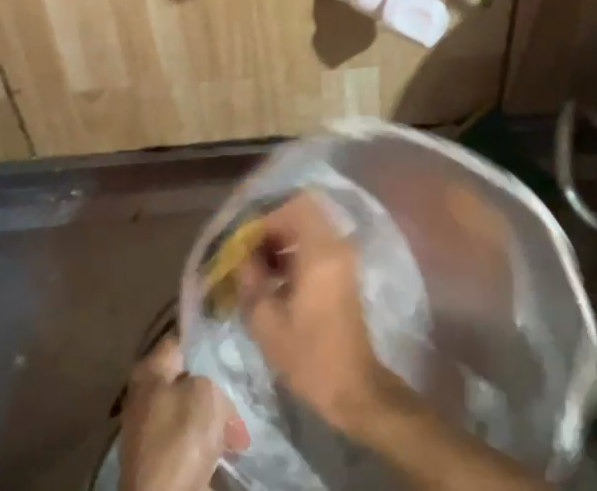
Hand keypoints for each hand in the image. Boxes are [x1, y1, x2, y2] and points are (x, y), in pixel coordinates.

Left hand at [119, 335, 248, 490]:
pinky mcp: (160, 457)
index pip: (179, 341)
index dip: (204, 340)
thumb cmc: (181, 436)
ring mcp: (150, 428)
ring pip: (191, 411)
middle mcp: (144, 395)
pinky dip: (208, 443)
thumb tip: (210, 392)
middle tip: (241, 393)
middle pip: (187, 379)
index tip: (229, 340)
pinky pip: (190, 440)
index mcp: (149, 371)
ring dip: (216, 419)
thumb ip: (209, 379)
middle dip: (216, 387)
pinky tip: (228, 447)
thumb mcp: (204, 392)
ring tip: (239, 431)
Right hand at [237, 193, 400, 432]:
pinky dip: (296, 257)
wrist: (353, 389)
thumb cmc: (308, 355)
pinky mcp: (345, 277)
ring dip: (284, 244)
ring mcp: (345, 262)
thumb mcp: (265, 321)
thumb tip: (242, 257)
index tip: (247, 244)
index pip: (295, 206)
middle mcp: (337, 247)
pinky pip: (318, 249)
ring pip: (311, 232)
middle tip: (250, 257)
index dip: (267, 219)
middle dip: (273, 231)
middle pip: (303, 215)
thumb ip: (249, 279)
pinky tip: (277, 285)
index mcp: (320, 252)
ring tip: (259, 273)